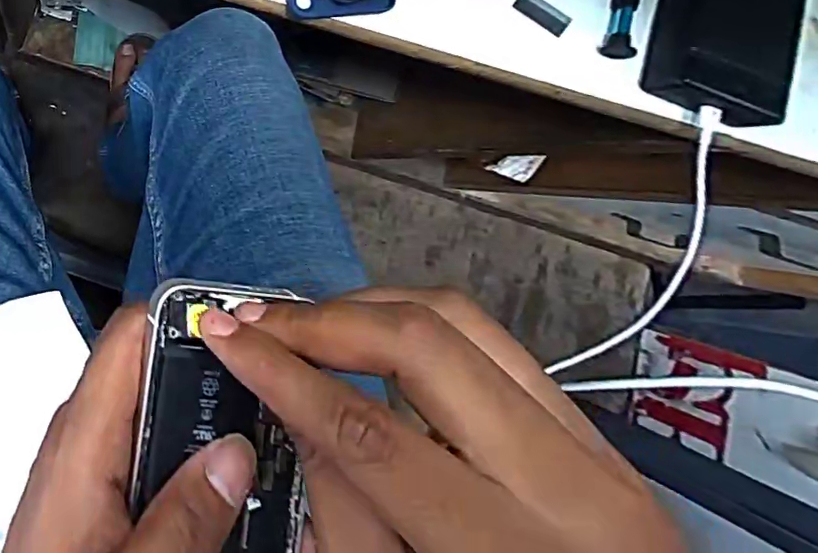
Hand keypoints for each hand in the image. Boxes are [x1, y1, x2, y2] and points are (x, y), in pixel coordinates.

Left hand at [7, 306, 258, 552]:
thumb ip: (187, 515)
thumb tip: (235, 450)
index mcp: (82, 434)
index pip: (127, 334)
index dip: (177, 317)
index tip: (230, 329)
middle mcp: (77, 429)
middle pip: (140, 364)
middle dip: (195, 370)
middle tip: (253, 388)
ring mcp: (79, 452)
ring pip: (141, 403)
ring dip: (187, 411)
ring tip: (242, 432)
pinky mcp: (84, 480)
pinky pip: (132, 437)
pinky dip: (169, 444)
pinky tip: (205, 477)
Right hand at [198, 289, 684, 552]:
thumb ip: (344, 512)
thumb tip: (293, 407)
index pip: (371, 434)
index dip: (283, 374)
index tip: (222, 333)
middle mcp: (573, 488)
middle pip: (420, 346)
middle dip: (321, 322)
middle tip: (257, 320)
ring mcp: (596, 449)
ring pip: (456, 317)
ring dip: (362, 305)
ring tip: (304, 322)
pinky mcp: (594, 431)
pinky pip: (489, 337)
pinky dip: (412, 319)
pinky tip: (370, 336)